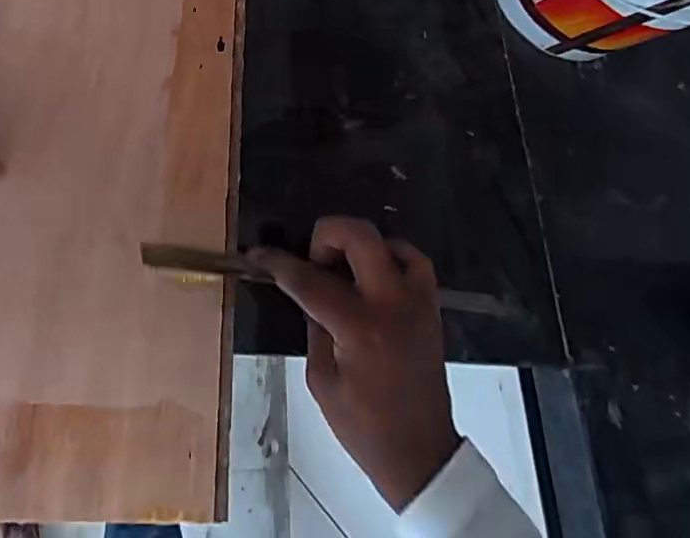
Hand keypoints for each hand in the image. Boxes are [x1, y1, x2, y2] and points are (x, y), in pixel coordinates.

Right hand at [249, 217, 458, 509]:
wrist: (422, 455)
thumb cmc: (364, 426)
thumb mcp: (321, 379)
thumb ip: (314, 326)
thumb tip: (305, 290)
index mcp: (358, 328)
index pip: (308, 279)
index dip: (277, 262)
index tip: (259, 254)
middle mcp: (391, 305)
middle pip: (358, 236)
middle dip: (325, 235)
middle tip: (313, 259)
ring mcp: (416, 302)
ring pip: (387, 240)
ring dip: (357, 244)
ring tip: (342, 267)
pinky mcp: (430, 307)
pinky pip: (414, 260)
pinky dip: (390, 254)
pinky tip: (373, 271)